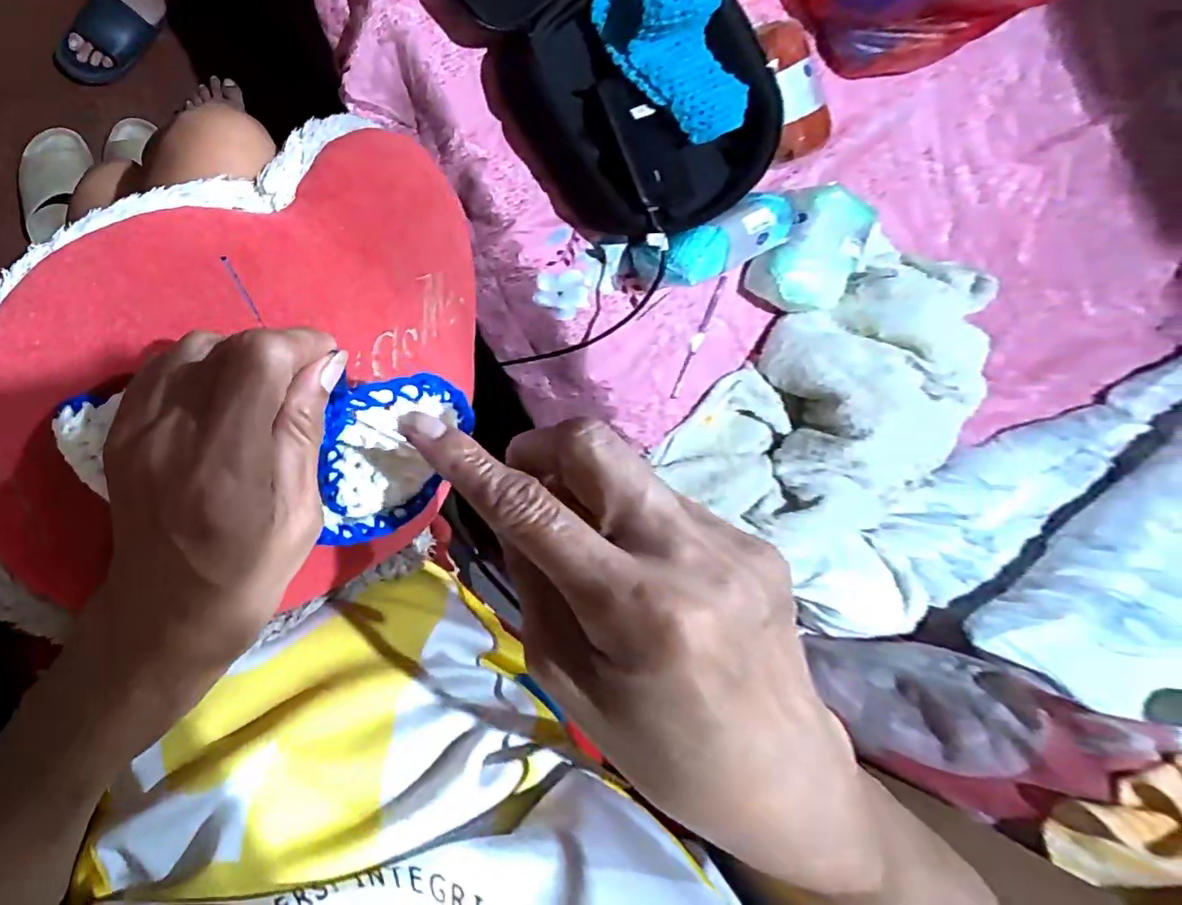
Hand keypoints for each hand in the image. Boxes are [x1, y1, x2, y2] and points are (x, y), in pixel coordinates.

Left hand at [82, 328, 343, 690]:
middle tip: (297, 378)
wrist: (161, 611)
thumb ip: (304, 430)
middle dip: (275, 349)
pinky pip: (161, 367)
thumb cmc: (245, 577)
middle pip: (228, 345)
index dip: (300, 343)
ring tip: (254, 388)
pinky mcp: (119, 428)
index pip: (258, 359)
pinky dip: (196, 365)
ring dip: (234, 355)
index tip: (326, 359)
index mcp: (227, 464)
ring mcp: (138, 427)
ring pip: (193, 347)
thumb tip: (324, 365)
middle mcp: (174, 433)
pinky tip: (213, 394)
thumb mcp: (299, 514)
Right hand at [403, 415, 887, 894]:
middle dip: (535, 448)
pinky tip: (635, 567)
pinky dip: (619, 514)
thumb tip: (508, 511)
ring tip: (580, 544)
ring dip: (578, 486)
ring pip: (623, 465)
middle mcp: (690, 556)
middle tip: (519, 486)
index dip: (466, 461)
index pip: (529, 508)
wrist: (791, 787)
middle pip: (592, 444)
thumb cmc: (657, 747)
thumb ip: (531, 579)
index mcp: (635, 607)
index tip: (421, 424)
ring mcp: (732, 541)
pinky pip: (656, 497)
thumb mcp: (563, 673)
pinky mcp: (754, 540)